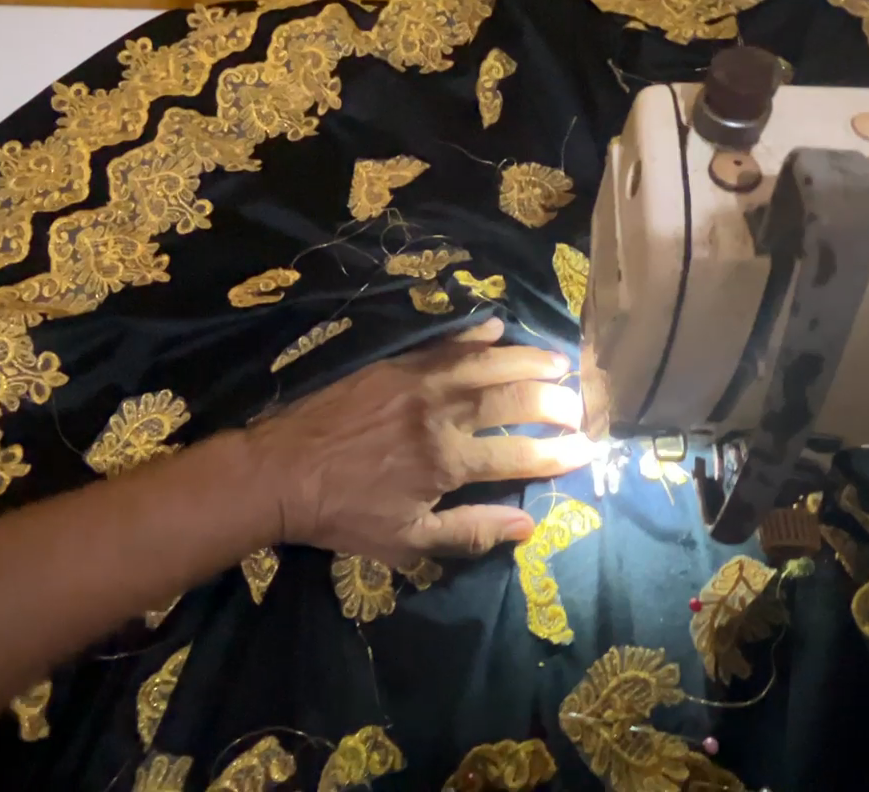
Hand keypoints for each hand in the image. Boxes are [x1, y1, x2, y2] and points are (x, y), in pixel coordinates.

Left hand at [244, 318, 594, 562]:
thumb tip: (527, 526)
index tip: (587, 448)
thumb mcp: (405, 541)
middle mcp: (442, 415)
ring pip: (485, 364)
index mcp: (447, 462)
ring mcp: (418, 383)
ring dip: (527, 359)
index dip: (558, 452)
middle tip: (582, 402)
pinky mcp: (395, 365)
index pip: (519, 454)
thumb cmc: (344, 512)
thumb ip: (469, 532)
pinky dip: (473, 335)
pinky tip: (496, 327)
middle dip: (555, 401)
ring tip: (559, 359)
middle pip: (512, 400)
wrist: (282, 470)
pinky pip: (443, 344)